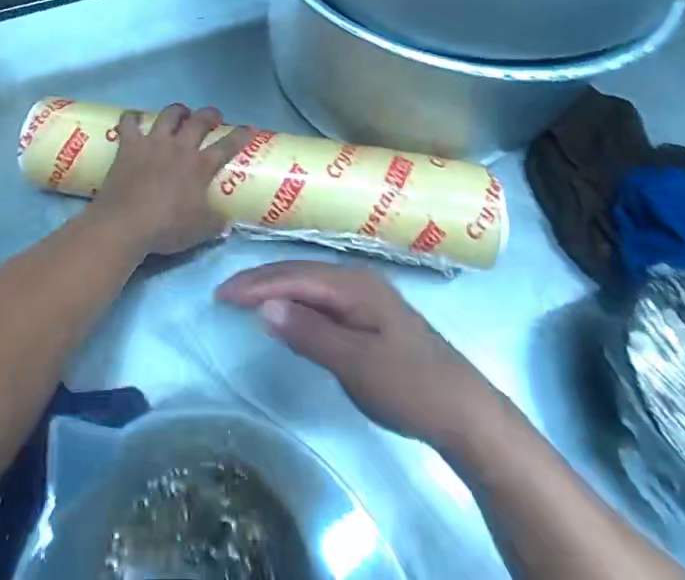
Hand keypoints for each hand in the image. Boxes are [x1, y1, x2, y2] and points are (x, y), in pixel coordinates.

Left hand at [83, 104, 253, 258]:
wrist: (126, 224)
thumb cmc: (167, 227)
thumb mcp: (202, 231)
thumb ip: (217, 223)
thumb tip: (226, 222)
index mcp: (200, 166)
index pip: (227, 145)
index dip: (240, 135)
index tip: (249, 128)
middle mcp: (178, 147)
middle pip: (199, 120)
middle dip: (210, 114)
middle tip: (214, 116)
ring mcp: (152, 143)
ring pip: (169, 115)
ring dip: (177, 110)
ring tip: (181, 112)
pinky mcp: (128, 146)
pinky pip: (129, 123)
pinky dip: (131, 117)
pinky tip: (133, 118)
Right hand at [216, 261, 502, 447]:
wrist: (464, 412)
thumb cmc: (409, 386)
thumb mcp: (356, 364)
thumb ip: (309, 332)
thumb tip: (264, 306)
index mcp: (354, 285)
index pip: (293, 276)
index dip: (255, 284)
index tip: (220, 295)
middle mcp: (358, 280)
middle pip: (299, 272)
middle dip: (260, 281)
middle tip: (224, 295)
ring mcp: (366, 295)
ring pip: (310, 283)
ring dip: (275, 288)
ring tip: (244, 298)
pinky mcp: (370, 313)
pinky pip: (321, 296)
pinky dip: (295, 299)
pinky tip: (285, 310)